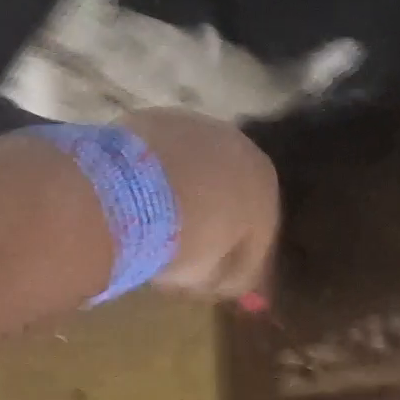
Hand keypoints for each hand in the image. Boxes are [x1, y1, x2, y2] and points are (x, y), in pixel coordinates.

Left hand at [122, 110, 279, 299]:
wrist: (136, 193)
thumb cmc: (188, 242)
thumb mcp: (212, 276)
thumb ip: (227, 277)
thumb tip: (224, 280)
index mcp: (266, 185)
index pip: (259, 227)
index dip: (236, 257)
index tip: (214, 279)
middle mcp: (241, 147)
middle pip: (227, 189)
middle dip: (208, 219)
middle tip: (181, 250)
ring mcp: (198, 126)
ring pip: (194, 167)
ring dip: (181, 190)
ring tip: (153, 222)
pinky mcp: (156, 118)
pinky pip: (161, 155)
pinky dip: (153, 174)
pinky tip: (134, 196)